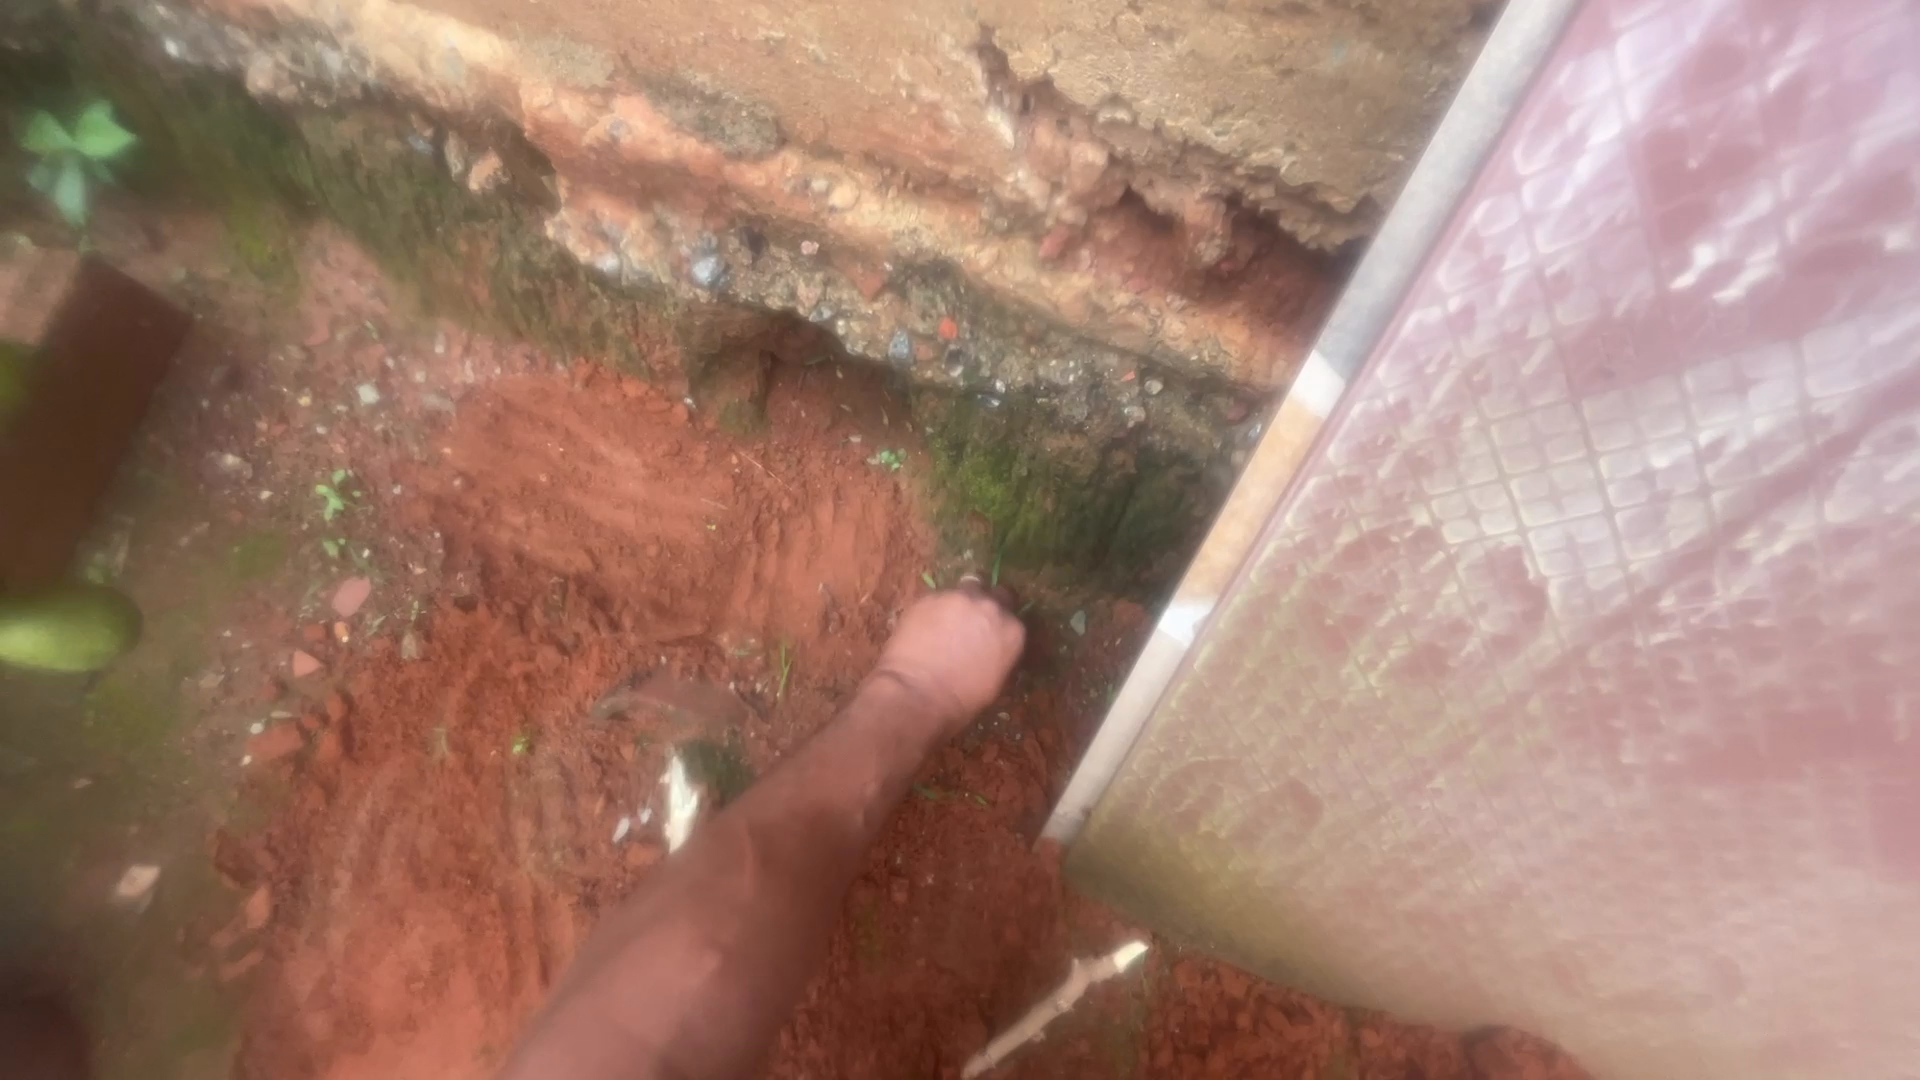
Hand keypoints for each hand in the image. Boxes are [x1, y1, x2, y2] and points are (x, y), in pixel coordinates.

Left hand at [873, 585, 1024, 730]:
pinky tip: (924, 627)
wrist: (917, 693)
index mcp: (1012, 630)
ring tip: (946, 622)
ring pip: (965, 588)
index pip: (1013, 615)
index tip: (991, 633)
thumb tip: (992, 648)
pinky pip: (937, 597)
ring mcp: (958, 597)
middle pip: (994, 593)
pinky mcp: (930, 596)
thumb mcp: (995, 681)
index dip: (1000, 623)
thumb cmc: (961, 700)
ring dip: (960, 601)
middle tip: (971, 622)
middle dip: (986, 604)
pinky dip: (934, 609)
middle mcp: (990, 606)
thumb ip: (999, 653)